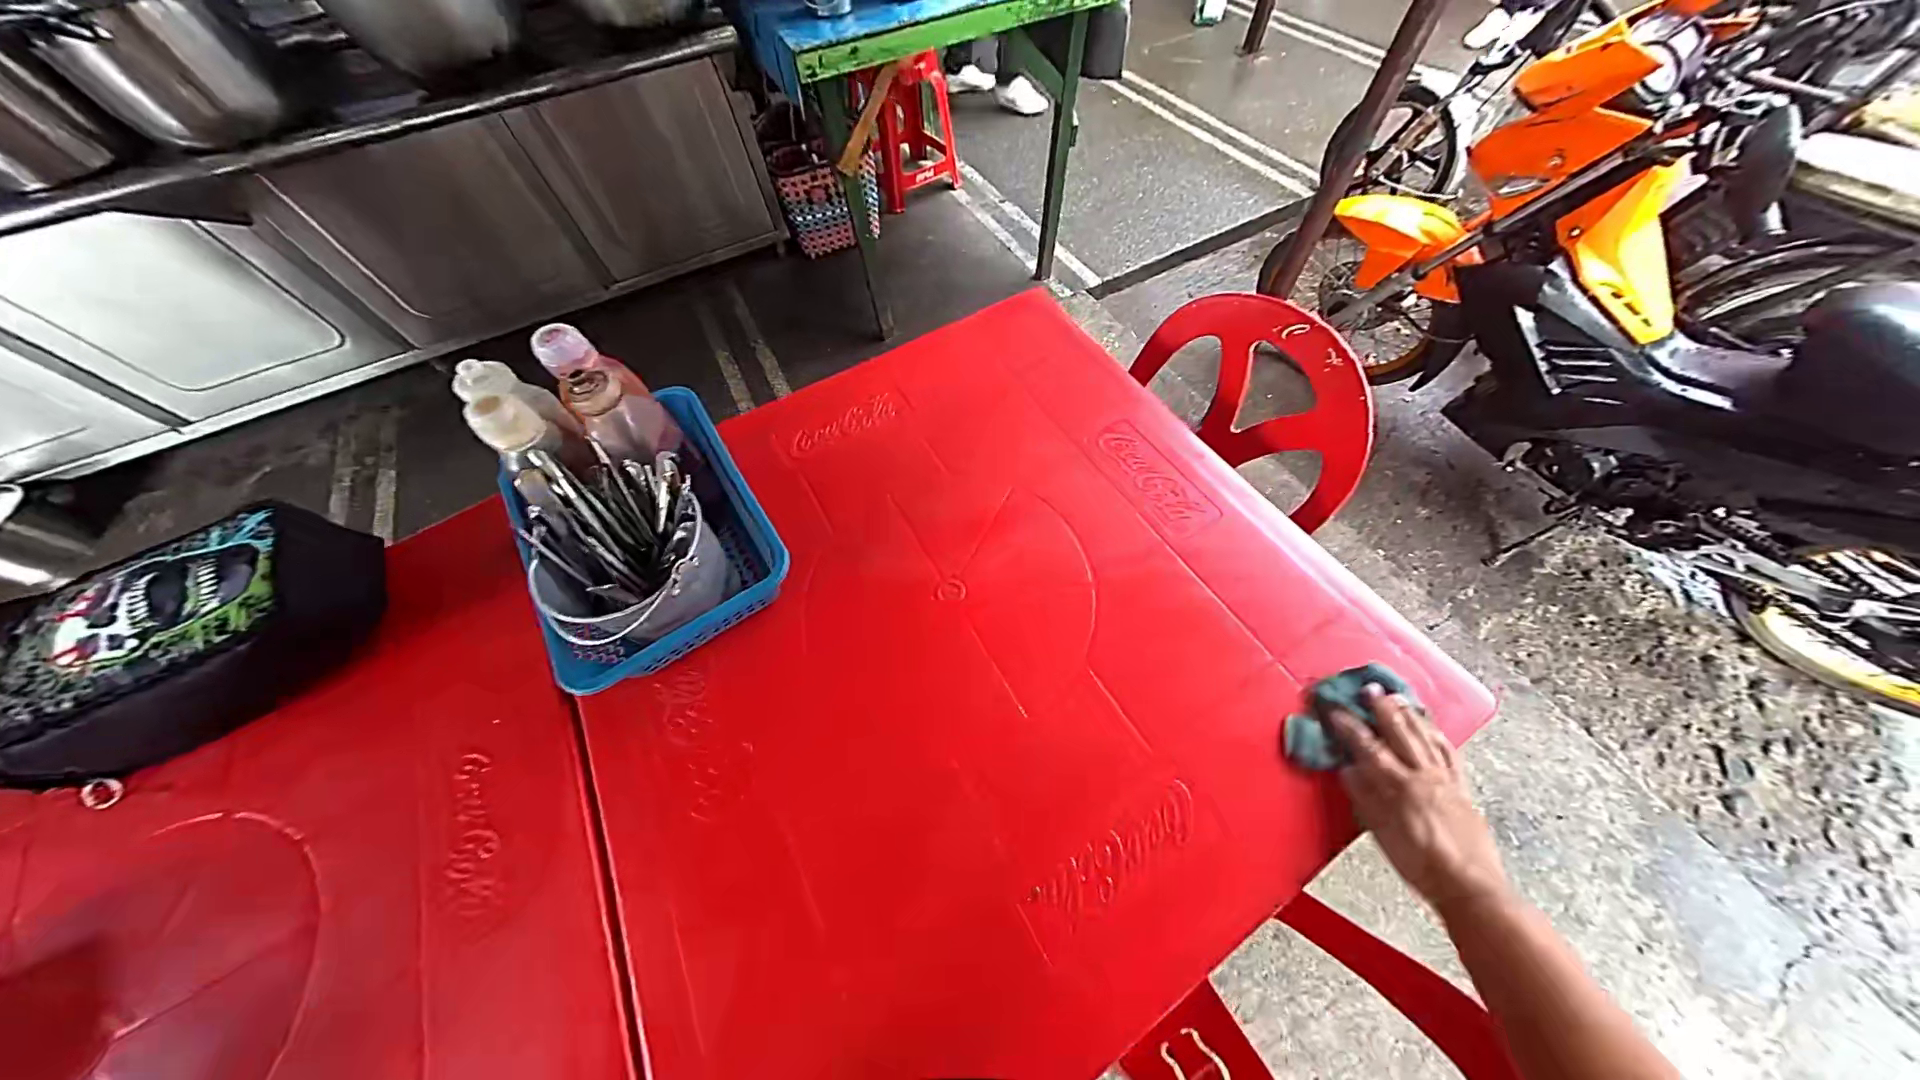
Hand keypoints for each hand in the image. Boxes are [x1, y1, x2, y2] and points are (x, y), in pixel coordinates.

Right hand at [1327, 685, 1510, 918]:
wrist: (1470, 887)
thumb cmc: (1419, 864)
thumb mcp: (1380, 832)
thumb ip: (1364, 797)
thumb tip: (1348, 769)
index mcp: (1398, 786)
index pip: (1366, 746)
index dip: (1348, 725)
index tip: (1333, 709)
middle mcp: (1423, 776)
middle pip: (1400, 733)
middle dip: (1382, 708)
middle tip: (1369, 688)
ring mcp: (1446, 781)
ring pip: (1426, 738)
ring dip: (1410, 716)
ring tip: (1399, 698)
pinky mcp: (1462, 790)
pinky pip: (1450, 754)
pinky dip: (1438, 737)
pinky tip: (1432, 729)